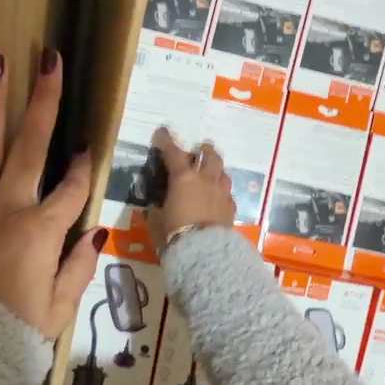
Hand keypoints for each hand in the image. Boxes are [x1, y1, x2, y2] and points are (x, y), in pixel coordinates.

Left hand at [0, 49, 102, 339]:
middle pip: (33, 147)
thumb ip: (78, 268)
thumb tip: (97, 231)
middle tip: (50, 59)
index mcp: (44, 234)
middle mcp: (10, 210)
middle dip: (45, 101)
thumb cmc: (10, 336)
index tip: (89, 146)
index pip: (74, 189)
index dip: (85, 166)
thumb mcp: (58, 311)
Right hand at [144, 128, 236, 243]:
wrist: (204, 252)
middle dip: (205, 150)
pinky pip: (228, 194)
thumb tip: (154, 208)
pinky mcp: (231, 208)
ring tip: (213, 172)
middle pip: (210, 156)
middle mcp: (205, 180)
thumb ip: (155, 211)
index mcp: (183, 179)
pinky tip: (219, 197)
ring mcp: (221, 193)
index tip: (163, 132)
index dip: (166, 141)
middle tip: (201, 148)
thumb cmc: (174, 233)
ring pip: (223, 173)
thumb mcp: (156, 221)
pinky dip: (222, 192)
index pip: (173, 153)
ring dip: (217, 170)